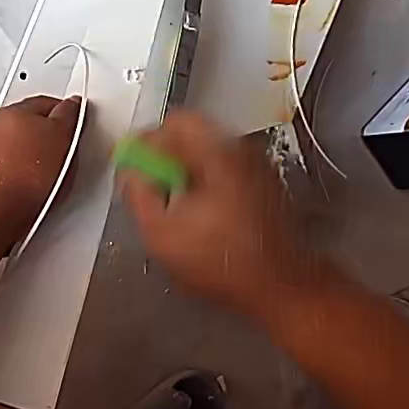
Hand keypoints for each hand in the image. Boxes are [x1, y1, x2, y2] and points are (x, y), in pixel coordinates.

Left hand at [0, 95, 81, 239]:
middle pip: (34, 128)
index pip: (48, 103)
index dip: (68, 114)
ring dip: (40, 162)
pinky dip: (28, 181)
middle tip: (69, 154)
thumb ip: (68, 116)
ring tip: (54, 179)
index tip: (79, 125)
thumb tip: (72, 107)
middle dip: (53, 139)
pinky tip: (38, 193)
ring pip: (25, 153)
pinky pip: (17, 175)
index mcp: (14, 111)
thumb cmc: (21, 176)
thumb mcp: (60, 136)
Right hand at [120, 111, 328, 317]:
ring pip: (210, 153)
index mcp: (217, 153)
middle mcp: (242, 151)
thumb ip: (138, 194)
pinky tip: (199, 214)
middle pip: (193, 135)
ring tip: (172, 201)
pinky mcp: (266, 187)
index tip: (131, 163)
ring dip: (186, 170)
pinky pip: (227, 171)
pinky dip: (207, 182)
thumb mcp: (161, 232)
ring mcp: (258, 168)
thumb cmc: (221, 262)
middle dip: (164, 156)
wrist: (278, 286)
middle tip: (149, 182)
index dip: (144, 141)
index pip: (173, 122)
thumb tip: (129, 173)